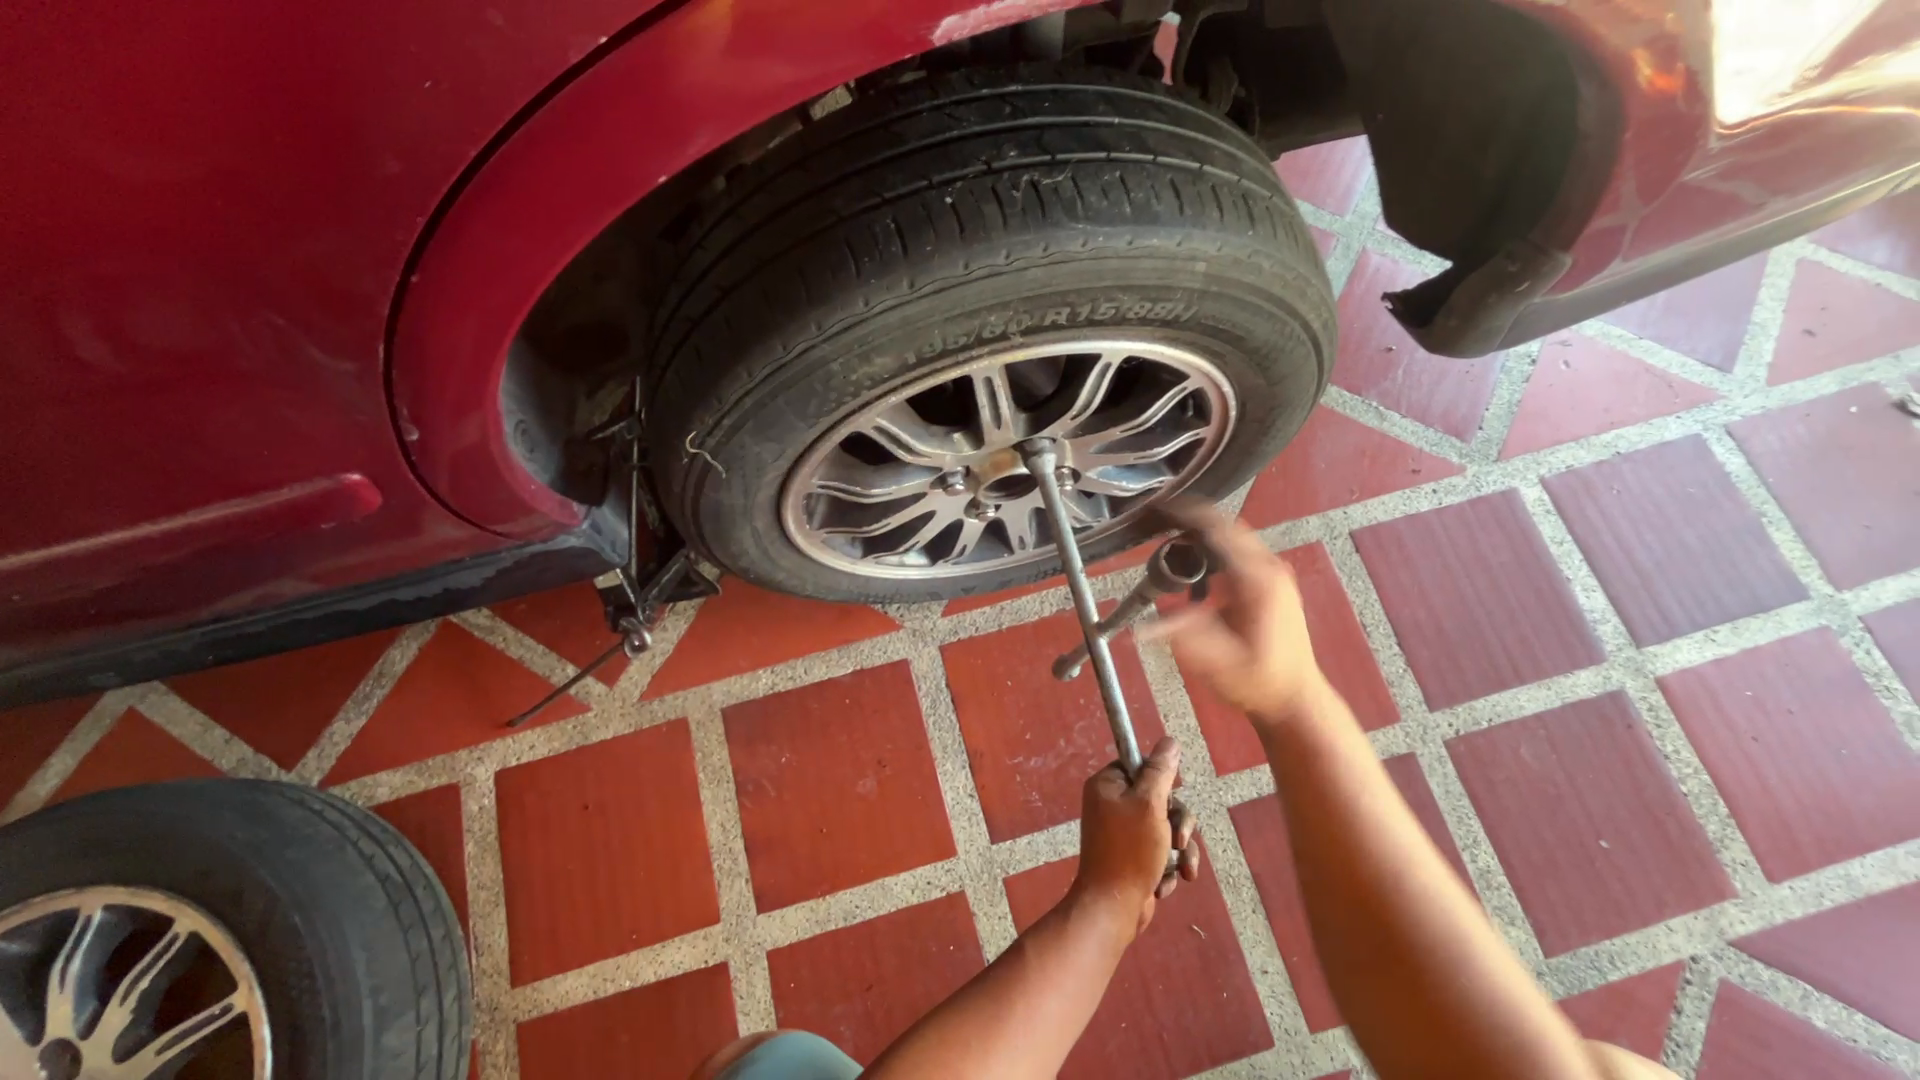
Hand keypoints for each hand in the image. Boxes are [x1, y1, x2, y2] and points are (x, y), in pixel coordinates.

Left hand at [1072, 737, 1199, 939]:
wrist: (1114, 907)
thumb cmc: (1130, 851)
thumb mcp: (1150, 804)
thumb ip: (1161, 771)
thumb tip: (1170, 741)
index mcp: (1108, 785)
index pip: (1141, 765)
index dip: (1162, 780)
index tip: (1169, 796)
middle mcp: (1113, 805)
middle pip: (1161, 797)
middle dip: (1177, 821)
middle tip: (1177, 839)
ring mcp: (1124, 833)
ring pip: (1167, 826)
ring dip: (1180, 849)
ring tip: (1179, 869)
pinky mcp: (1135, 857)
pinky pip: (1162, 850)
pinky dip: (1169, 866)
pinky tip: (1166, 883)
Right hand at [1143, 501, 1332, 724]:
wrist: (1296, 700)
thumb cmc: (1260, 682)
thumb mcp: (1216, 665)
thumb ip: (1180, 638)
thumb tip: (1138, 628)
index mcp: (1258, 581)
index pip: (1220, 531)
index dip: (1188, 514)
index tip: (1159, 506)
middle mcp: (1270, 570)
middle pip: (1228, 526)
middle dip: (1193, 518)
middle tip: (1157, 517)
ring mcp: (1275, 575)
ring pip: (1235, 537)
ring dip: (1204, 532)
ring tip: (1169, 532)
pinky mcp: (1272, 585)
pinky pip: (1240, 552)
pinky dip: (1215, 546)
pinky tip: (1193, 558)